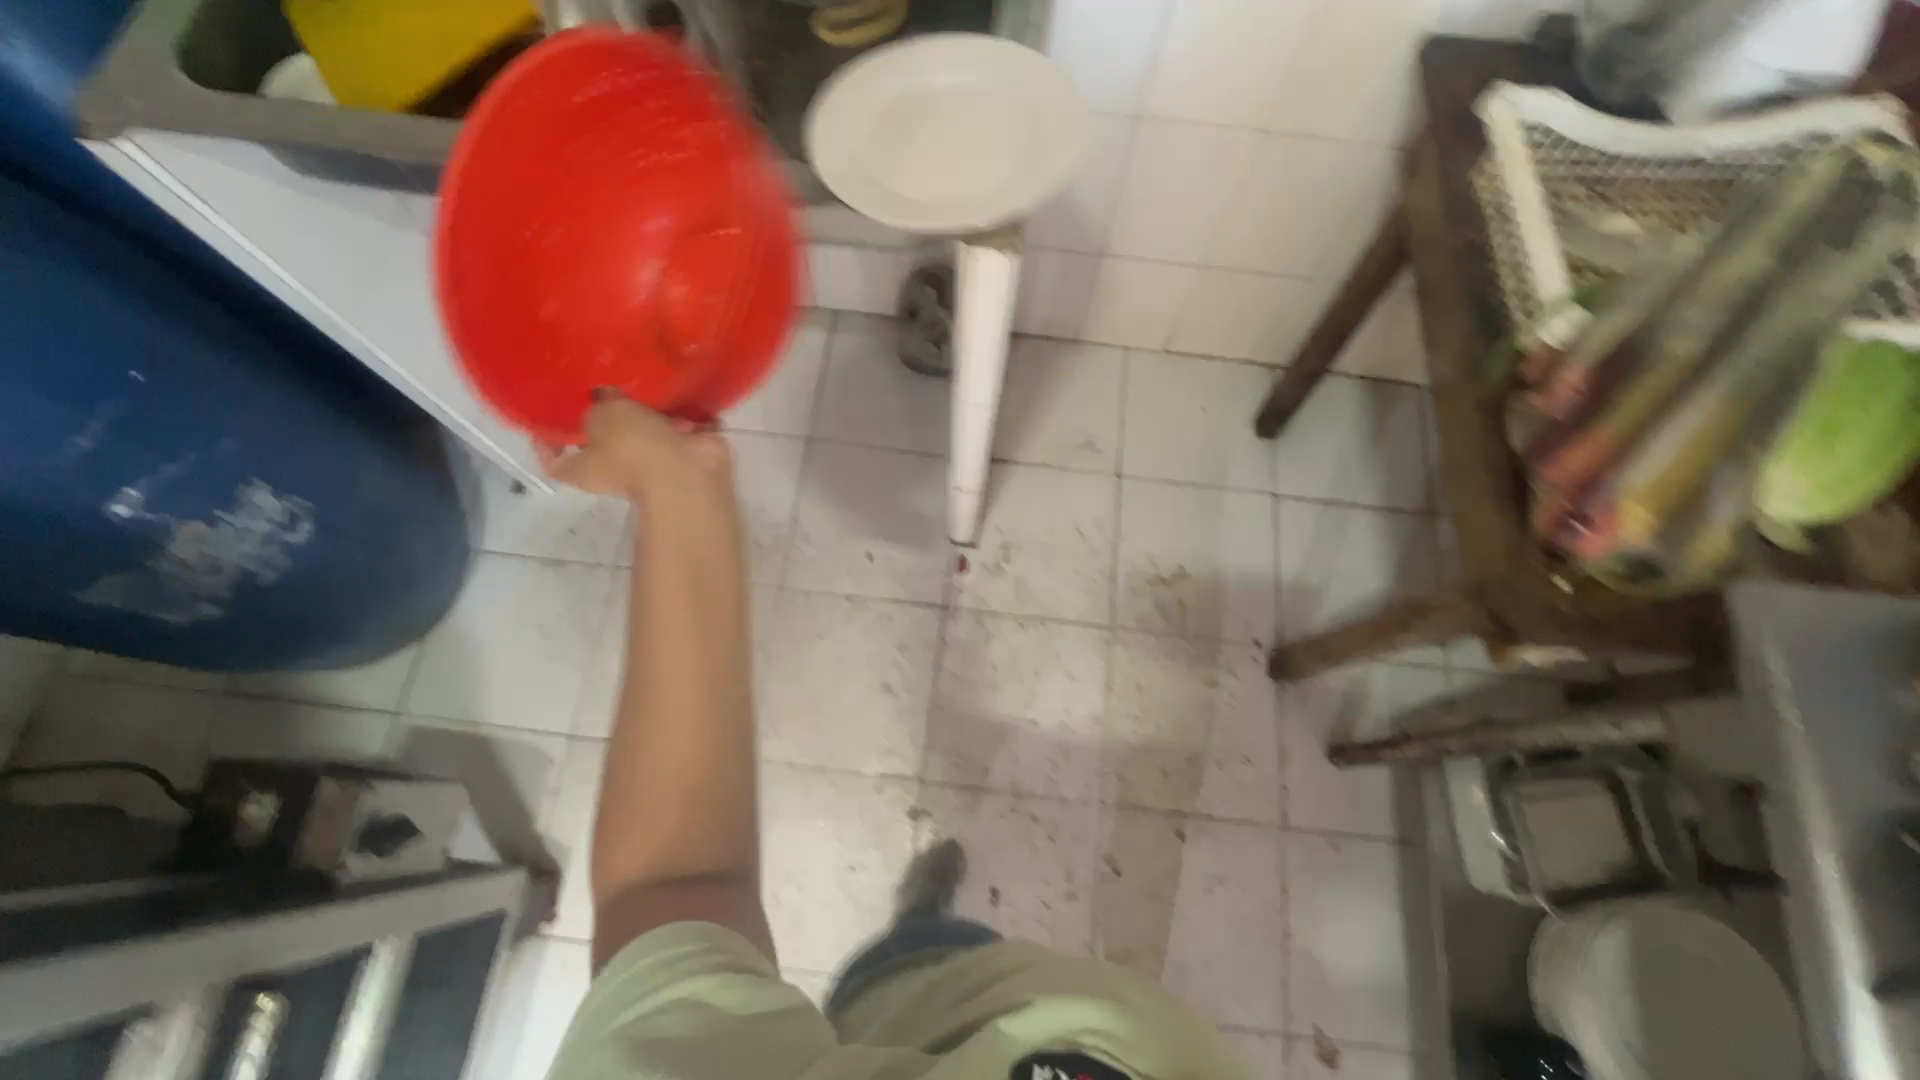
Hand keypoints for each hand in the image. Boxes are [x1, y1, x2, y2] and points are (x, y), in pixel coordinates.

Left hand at [536, 395, 732, 501]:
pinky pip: (679, 429)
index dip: (548, 444)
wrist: (687, 471)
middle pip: (605, 443)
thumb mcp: (602, 415)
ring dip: (648, 412)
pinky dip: (681, 413)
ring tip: (644, 381)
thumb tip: (604, 396)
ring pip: (645, 434)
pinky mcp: (685, 454)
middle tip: (606, 385)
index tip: (549, 420)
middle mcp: (617, 469)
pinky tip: (677, 390)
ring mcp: (653, 463)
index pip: (556, 461)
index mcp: (586, 468)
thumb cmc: (633, 447)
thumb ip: (597, 402)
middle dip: (608, 418)